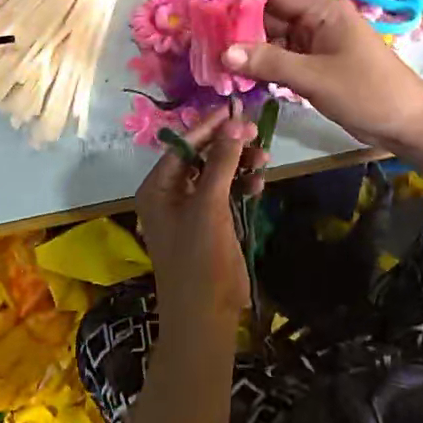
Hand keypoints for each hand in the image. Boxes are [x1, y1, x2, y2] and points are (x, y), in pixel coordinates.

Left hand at [134, 103, 265, 328]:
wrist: (206, 313)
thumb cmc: (199, 258)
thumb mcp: (209, 206)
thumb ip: (221, 162)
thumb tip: (234, 123)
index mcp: (158, 188)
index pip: (183, 146)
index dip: (209, 126)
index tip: (235, 109)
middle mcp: (171, 194)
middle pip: (202, 157)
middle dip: (229, 145)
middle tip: (257, 132)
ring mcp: (192, 210)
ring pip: (217, 174)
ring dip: (240, 164)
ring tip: (265, 158)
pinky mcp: (211, 224)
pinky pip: (226, 193)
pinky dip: (242, 185)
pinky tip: (260, 182)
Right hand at [222, 0, 422, 149]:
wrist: (406, 123)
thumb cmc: (366, 91)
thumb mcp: (314, 77)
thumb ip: (268, 63)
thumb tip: (223, 52)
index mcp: (322, 9)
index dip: (239, 2)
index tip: (208, 18)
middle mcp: (316, 20)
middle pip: (268, 16)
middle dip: (238, 29)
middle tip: (205, 47)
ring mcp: (315, 43)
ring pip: (272, 39)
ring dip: (247, 51)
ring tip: (215, 65)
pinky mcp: (315, 65)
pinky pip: (282, 59)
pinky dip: (263, 67)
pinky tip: (239, 78)